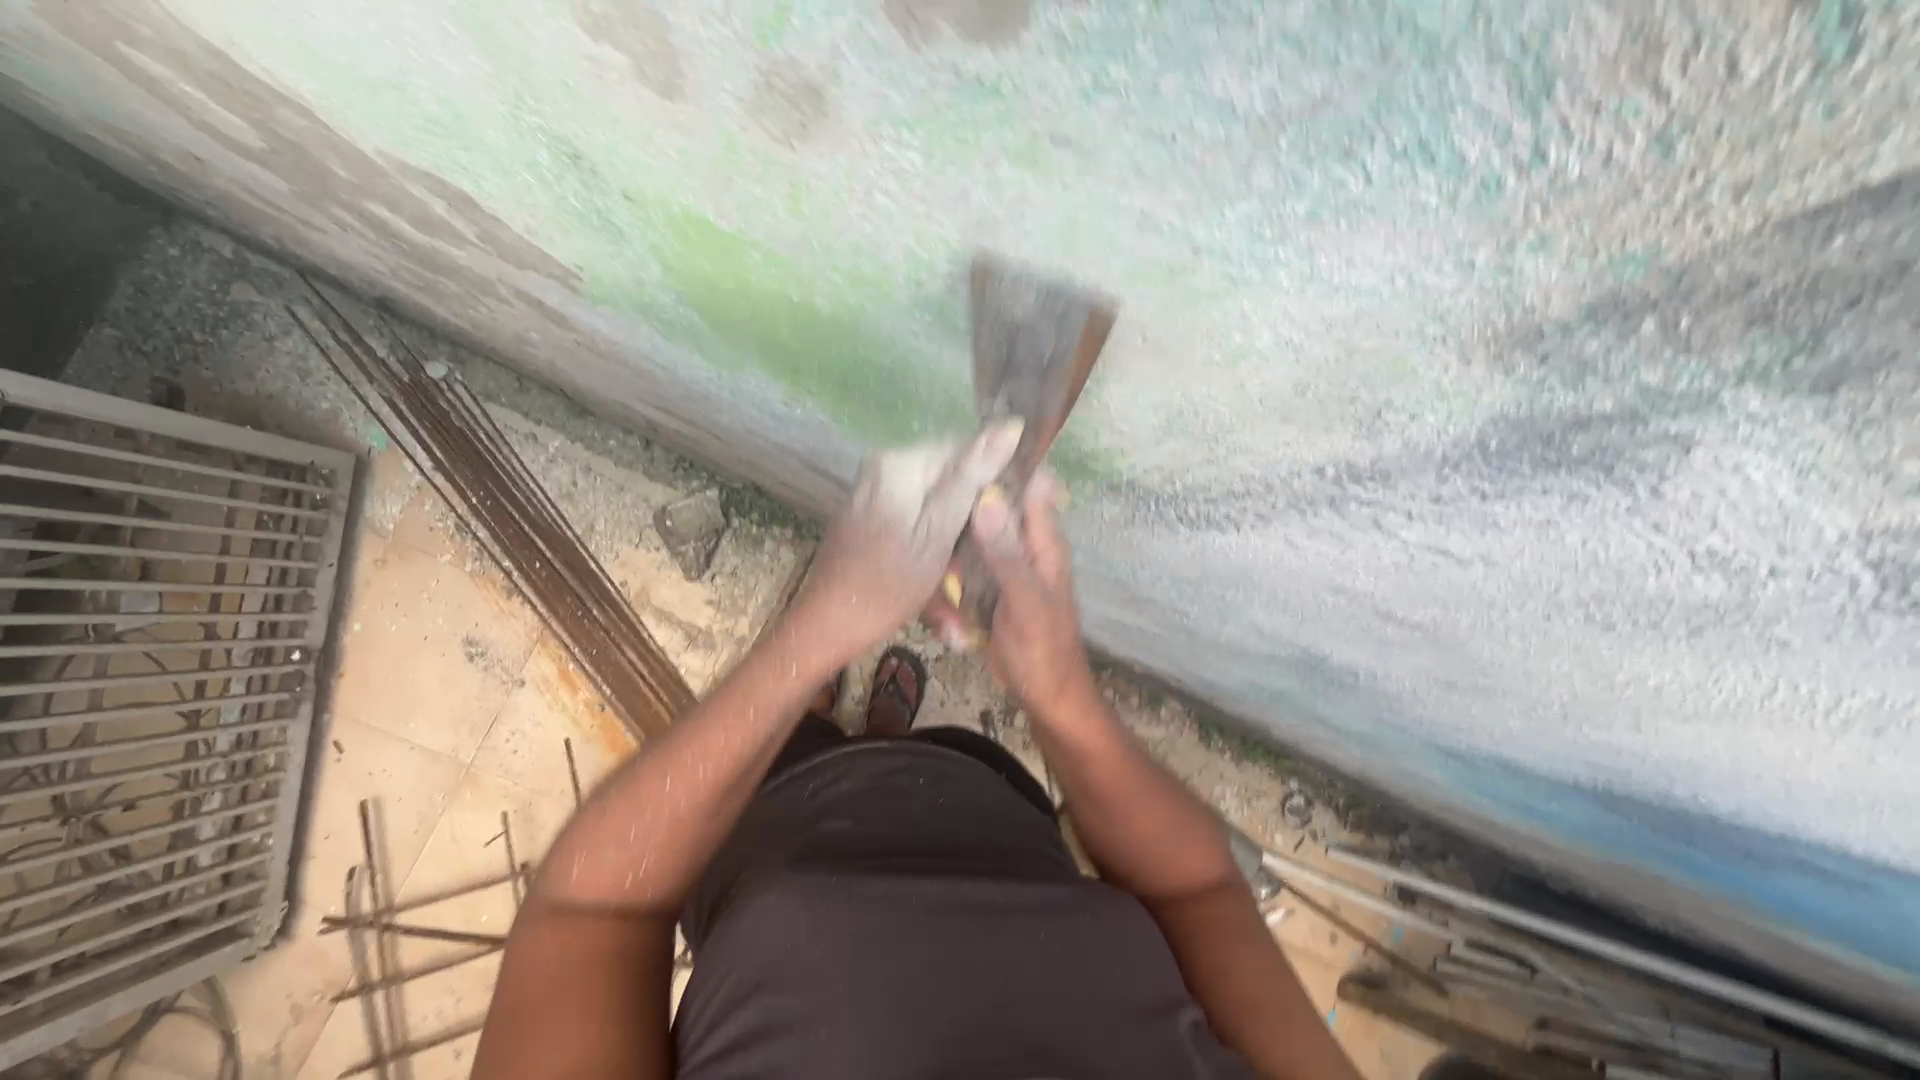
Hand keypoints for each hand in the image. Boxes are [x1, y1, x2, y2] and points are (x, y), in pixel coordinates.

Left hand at [790, 421, 1024, 664]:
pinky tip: (946, 563)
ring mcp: (874, 487)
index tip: (1011, 515)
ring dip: (955, 524)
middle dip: (972, 505)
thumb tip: (1010, 427)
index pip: (965, 449)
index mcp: (899, 462)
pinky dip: (934, 533)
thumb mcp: (939, 533)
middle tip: (991, 544)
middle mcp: (883, 464)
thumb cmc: (889, 584)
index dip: (993, 479)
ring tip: (970, 560)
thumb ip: (971, 479)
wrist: (831, 622)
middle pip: (948, 472)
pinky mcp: (872, 510)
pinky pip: (916, 510)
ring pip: (935, 494)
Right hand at [964, 469, 1095, 716]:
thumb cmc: (1044, 651)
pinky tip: (948, 619)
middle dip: (960, 522)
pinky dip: (950, 593)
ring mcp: (1000, 569)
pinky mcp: (984, 591)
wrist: (1045, 698)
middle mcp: (1022, 547)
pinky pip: (959, 577)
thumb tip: (988, 499)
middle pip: (986, 511)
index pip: (1028, 484)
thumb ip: (1007, 553)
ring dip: (950, 567)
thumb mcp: (1025, 602)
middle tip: (933, 542)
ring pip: (966, 545)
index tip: (959, 461)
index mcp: (1043, 542)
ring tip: (945, 598)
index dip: (999, 467)